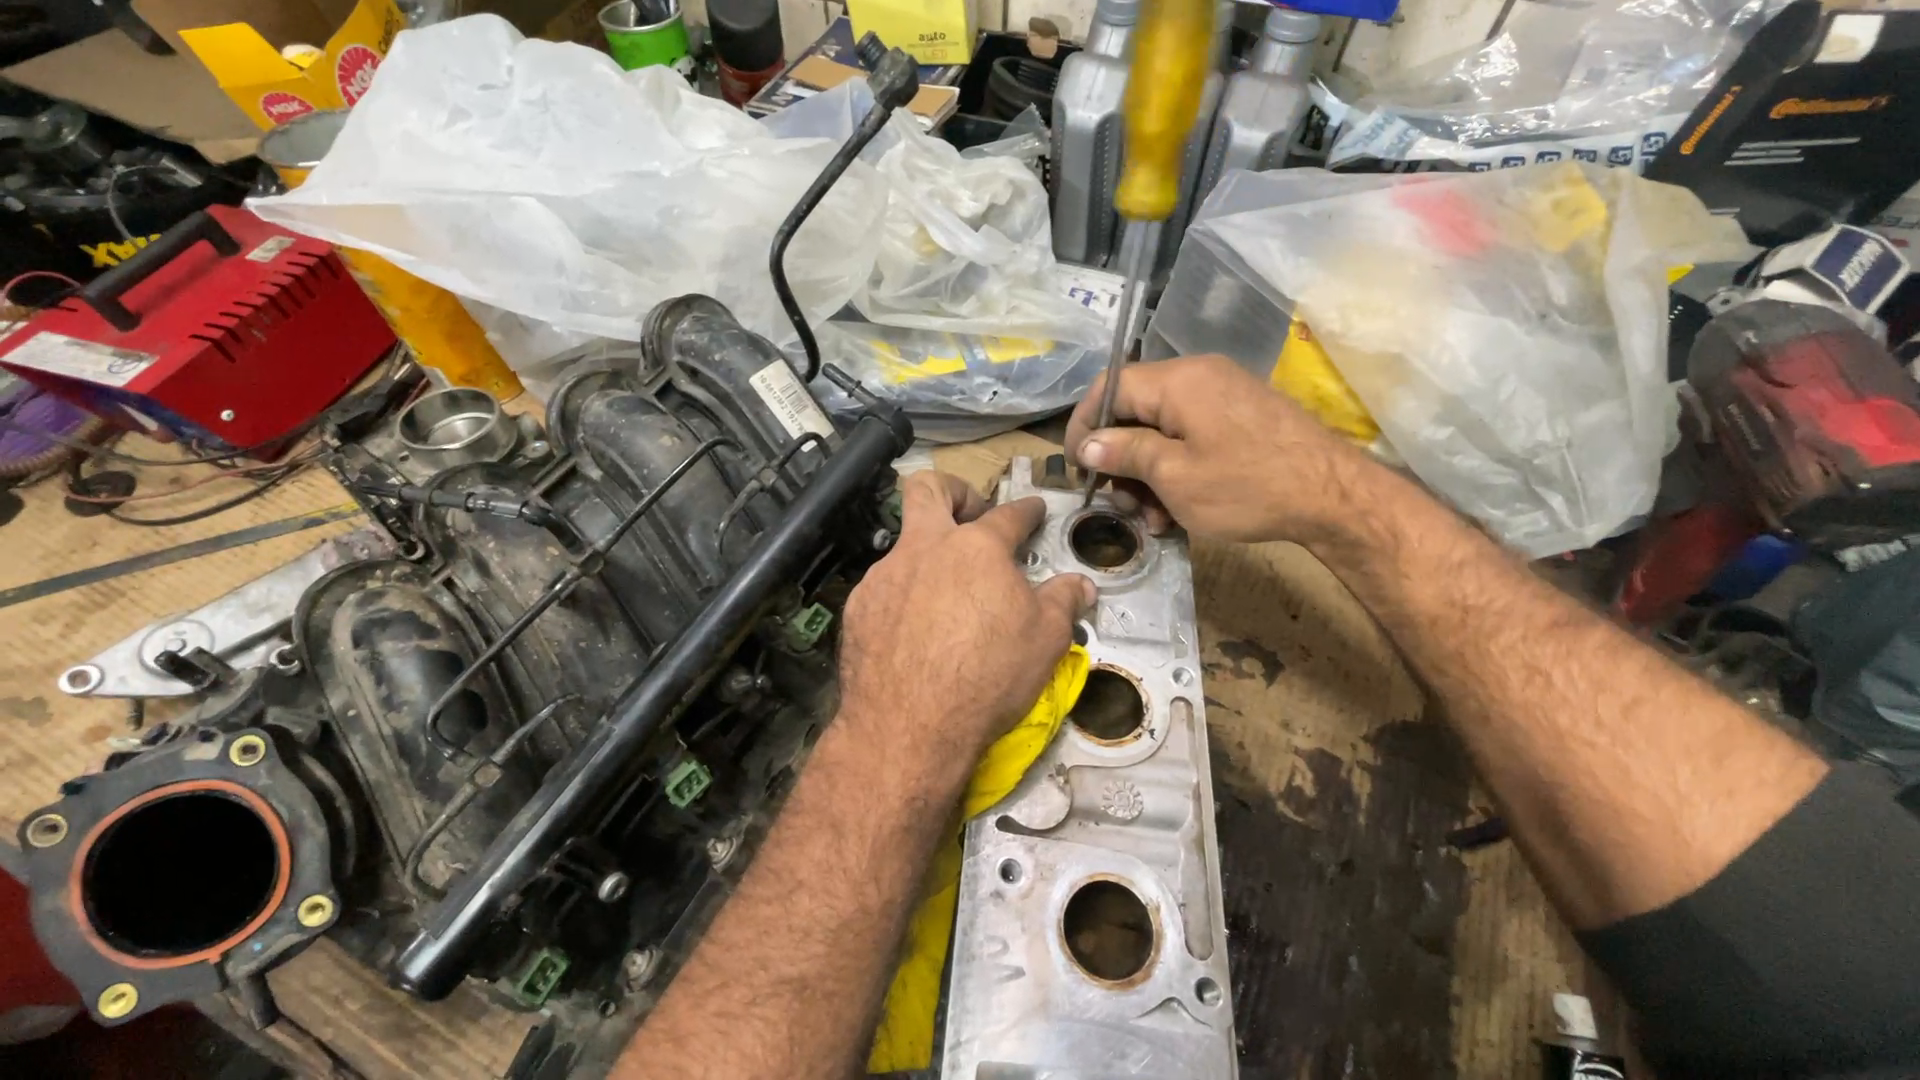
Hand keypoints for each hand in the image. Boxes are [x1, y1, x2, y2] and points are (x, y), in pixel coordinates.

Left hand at [838, 471, 1093, 791]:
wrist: (909, 726)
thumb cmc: (988, 677)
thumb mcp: (1045, 640)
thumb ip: (1063, 603)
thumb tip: (1081, 585)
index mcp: (977, 548)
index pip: (1008, 514)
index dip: (1026, 510)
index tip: (1033, 510)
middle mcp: (925, 548)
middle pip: (928, 489)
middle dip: (954, 491)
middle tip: (971, 515)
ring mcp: (884, 576)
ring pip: (904, 546)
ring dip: (929, 560)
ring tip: (949, 600)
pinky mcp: (858, 608)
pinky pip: (885, 589)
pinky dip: (905, 599)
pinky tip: (916, 634)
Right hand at [1064, 354, 1372, 544]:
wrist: (1334, 496)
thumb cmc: (1247, 486)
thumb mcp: (1175, 476)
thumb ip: (1126, 453)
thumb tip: (1088, 445)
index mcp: (1179, 381)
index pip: (1110, 386)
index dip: (1083, 425)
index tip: (1077, 468)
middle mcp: (1199, 377)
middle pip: (1136, 410)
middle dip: (1120, 460)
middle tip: (1121, 505)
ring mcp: (1224, 396)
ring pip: (1163, 429)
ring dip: (1148, 474)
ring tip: (1153, 519)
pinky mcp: (1241, 417)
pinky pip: (1191, 436)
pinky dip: (1176, 469)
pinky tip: (1178, 510)